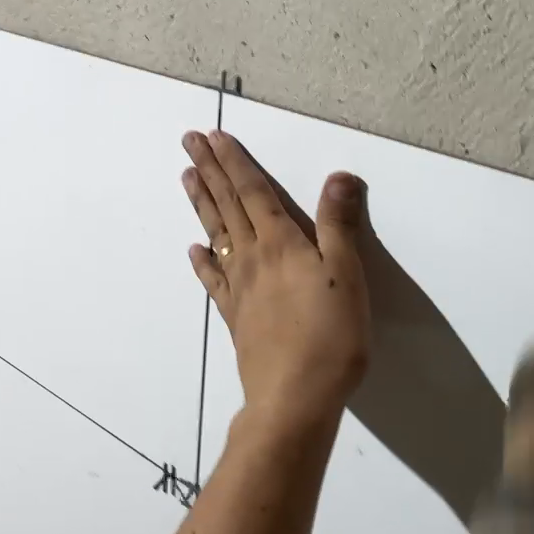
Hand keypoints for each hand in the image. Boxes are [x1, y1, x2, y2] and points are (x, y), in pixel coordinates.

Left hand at [180, 130, 372, 430]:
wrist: (295, 397)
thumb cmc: (329, 334)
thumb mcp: (347, 273)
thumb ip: (339, 224)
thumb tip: (338, 175)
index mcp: (280, 242)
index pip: (252, 190)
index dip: (234, 161)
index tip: (213, 136)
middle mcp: (253, 257)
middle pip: (227, 204)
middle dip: (209, 169)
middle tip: (188, 140)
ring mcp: (239, 288)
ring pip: (215, 234)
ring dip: (202, 203)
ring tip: (186, 177)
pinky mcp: (235, 317)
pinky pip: (214, 280)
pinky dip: (202, 262)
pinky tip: (193, 250)